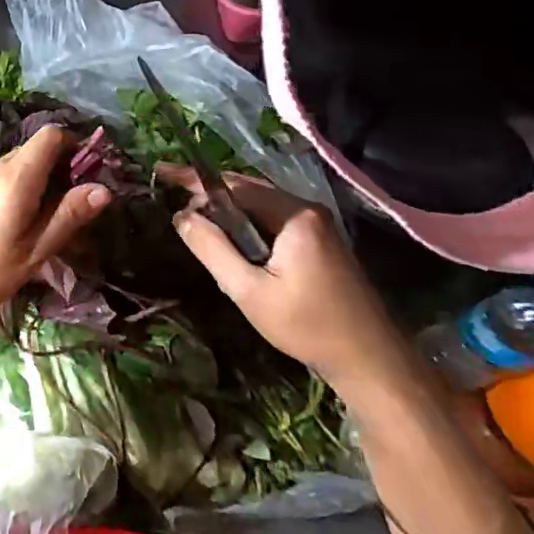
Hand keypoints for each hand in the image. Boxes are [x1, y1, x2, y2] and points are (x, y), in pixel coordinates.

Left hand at [0, 126, 109, 335]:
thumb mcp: (33, 251)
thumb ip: (67, 216)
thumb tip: (104, 188)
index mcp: (16, 175)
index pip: (51, 134)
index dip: (76, 146)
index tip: (93, 175)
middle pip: (37, 149)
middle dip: (63, 168)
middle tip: (78, 207)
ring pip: (21, 165)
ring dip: (43, 182)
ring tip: (52, 222)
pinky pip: (3, 178)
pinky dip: (22, 190)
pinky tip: (21, 224)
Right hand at [159, 165, 412, 389]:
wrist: (372, 362)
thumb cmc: (307, 326)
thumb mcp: (249, 290)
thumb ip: (212, 248)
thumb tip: (180, 214)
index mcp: (294, 215)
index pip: (233, 185)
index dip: (194, 178)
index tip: (160, 171)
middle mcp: (307, 211)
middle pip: (247, 189)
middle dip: (207, 191)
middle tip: (170, 195)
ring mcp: (317, 226)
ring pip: (259, 204)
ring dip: (225, 208)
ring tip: (191, 216)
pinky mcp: (319, 243)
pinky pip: (271, 219)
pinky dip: (244, 222)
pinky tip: (227, 237)